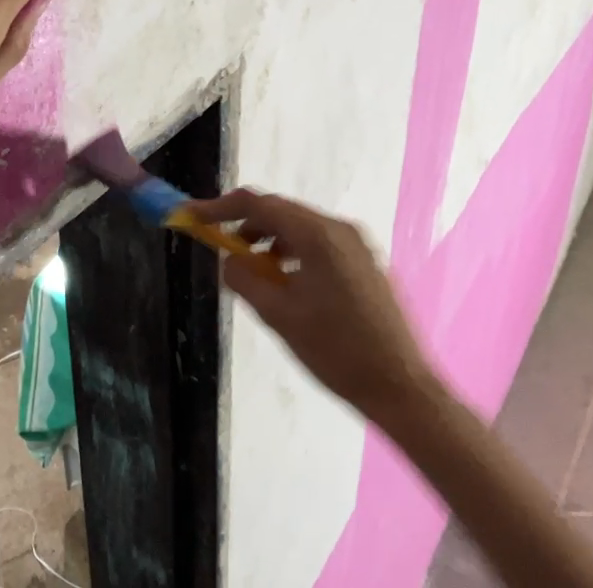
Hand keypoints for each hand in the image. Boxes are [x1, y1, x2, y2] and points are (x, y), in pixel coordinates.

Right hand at [190, 190, 438, 418]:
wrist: (401, 388)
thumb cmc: (335, 350)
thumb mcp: (277, 315)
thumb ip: (244, 278)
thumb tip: (228, 260)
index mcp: (318, 236)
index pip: (259, 205)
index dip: (219, 207)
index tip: (192, 216)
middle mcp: (340, 230)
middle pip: (280, 211)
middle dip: (244, 223)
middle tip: (217, 242)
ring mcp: (357, 245)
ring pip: (298, 227)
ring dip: (267, 239)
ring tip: (251, 270)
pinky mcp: (365, 263)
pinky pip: (317, 244)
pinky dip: (290, 251)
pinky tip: (283, 280)